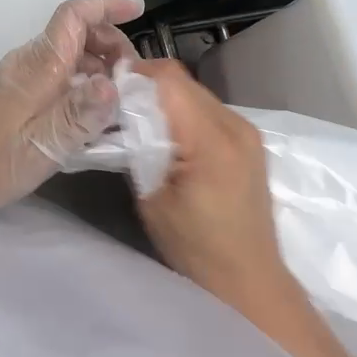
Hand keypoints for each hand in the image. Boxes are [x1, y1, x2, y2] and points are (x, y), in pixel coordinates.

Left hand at [0, 0, 142, 239]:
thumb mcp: (39, 147)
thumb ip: (78, 116)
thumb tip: (114, 84)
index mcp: (38, 66)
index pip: (73, 16)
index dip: (105, 4)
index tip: (137, 8)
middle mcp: (30, 61)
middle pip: (77, 32)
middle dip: (112, 45)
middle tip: (136, 81)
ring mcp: (21, 75)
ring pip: (69, 53)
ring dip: (100, 66)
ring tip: (124, 102)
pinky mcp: (16, 92)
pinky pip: (59, 73)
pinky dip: (83, 82)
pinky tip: (96, 115)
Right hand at [134, 61, 356, 356]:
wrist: (249, 282)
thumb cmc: (194, 247)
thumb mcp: (151, 196)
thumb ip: (138, 146)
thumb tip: (121, 112)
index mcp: (211, 140)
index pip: (168, 78)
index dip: (133, 74)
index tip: (107, 88)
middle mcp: (235, 126)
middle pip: (181, 81)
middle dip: (146, 86)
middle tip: (116, 105)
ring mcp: (247, 131)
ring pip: (194, 92)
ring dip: (165, 99)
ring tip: (140, 122)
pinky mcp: (248, 141)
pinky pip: (207, 108)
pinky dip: (183, 112)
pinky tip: (168, 137)